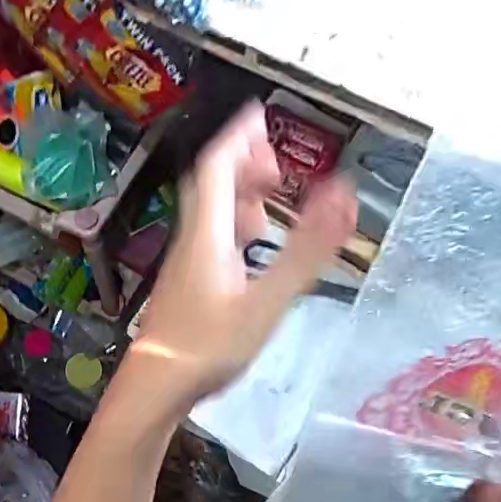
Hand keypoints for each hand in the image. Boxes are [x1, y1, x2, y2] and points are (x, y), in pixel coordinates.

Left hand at [132, 103, 356, 404]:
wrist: (157, 386)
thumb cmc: (209, 347)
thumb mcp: (265, 301)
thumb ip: (305, 251)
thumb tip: (343, 197)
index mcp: (208, 234)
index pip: (218, 167)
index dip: (239, 136)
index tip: (261, 115)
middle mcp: (192, 241)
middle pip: (211, 187)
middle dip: (243, 164)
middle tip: (275, 164)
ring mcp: (185, 266)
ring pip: (209, 217)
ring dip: (238, 199)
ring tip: (269, 203)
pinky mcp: (186, 288)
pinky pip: (209, 243)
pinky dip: (232, 231)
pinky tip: (247, 253)